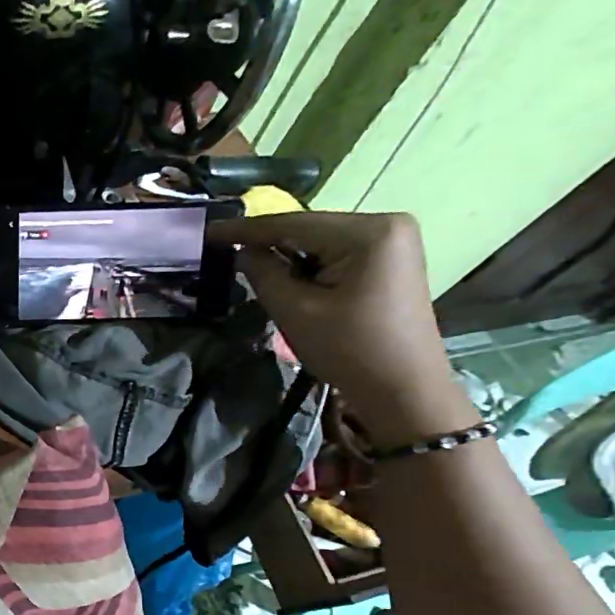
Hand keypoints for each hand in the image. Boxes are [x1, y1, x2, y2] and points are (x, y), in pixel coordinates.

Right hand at [212, 211, 479, 447]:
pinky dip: (311, 265)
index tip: (209, 231)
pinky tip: (289, 277)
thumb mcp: (297, 313)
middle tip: (225, 252)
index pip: (293, 223)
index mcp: (368, 232)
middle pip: (310, 229)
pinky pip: (338, 253)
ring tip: (252, 268)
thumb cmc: (350, 352)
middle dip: (269, 243)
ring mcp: (393, 240)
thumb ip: (264, 275)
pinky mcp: (391, 260)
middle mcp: (386, 223)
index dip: (247, 229)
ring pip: (322, 242)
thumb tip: (242, 252)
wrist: (404, 390)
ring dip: (289, 256)